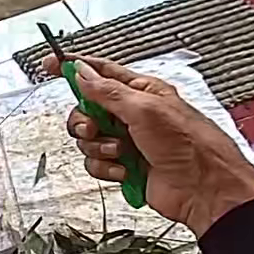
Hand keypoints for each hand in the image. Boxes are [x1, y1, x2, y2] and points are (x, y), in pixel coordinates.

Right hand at [43, 53, 253, 235]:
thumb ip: (107, 91)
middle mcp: (131, 115)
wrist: (202, 189)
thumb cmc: (188, 144)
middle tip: (93, 129)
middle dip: (84, 122)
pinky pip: (95, 164)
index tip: (51, 65)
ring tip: (121, 153)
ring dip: (99, 149)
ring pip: (87, 141)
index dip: (74, 68)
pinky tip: (125, 171)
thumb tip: (81, 72)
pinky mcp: (122, 166)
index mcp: (140, 92)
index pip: (100, 72)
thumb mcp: (144, 109)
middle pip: (86, 111)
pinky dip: (106, 169)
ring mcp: (126, 141)